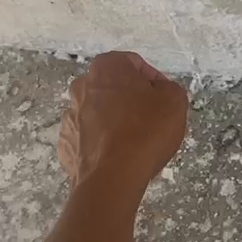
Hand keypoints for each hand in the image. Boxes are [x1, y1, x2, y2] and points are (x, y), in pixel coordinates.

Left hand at [57, 51, 188, 191]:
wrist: (113, 178)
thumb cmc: (146, 131)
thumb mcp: (175, 100)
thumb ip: (169, 88)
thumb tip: (159, 93)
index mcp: (106, 67)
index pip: (133, 63)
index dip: (153, 79)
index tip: (163, 98)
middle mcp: (82, 86)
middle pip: (113, 87)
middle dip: (131, 99)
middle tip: (151, 118)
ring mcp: (69, 116)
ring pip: (98, 113)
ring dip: (115, 121)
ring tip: (135, 141)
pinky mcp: (66, 144)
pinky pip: (89, 138)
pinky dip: (102, 143)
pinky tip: (118, 156)